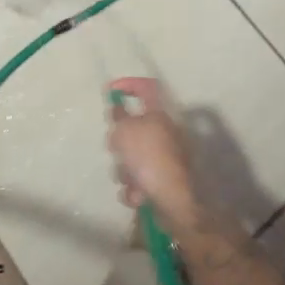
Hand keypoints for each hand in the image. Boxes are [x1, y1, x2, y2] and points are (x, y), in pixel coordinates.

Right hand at [106, 78, 199, 226]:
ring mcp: (165, 158)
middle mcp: (164, 133)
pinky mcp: (163, 182)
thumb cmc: (149, 158)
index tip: (109, 92)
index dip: (128, 83)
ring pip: (132, 157)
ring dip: (125, 170)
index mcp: (160, 115)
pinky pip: (139, 180)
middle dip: (119, 142)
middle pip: (133, 128)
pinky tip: (137, 196)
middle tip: (115, 149)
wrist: (174, 201)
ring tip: (130, 180)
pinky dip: (134, 188)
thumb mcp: (125, 130)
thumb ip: (118, 115)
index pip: (146, 86)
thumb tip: (118, 108)